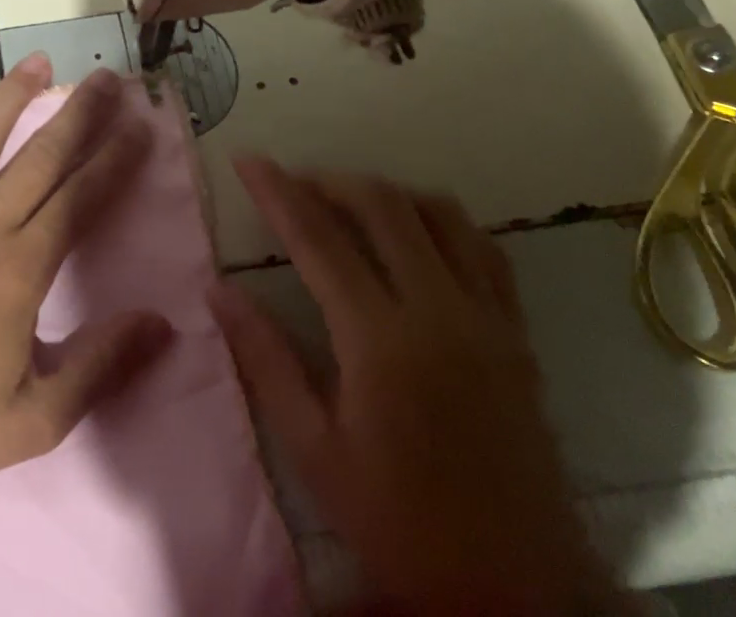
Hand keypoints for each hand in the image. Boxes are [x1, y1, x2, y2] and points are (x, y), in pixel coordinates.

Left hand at [0, 57, 174, 581]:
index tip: (143, 125)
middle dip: (78, 116)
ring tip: (38, 62)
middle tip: (108, 78)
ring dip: (10, 100)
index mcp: (19, 272)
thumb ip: (100, 364)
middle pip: (38, 159)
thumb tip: (162, 322)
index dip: (115, 161)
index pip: (81, 201)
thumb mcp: (35, 420)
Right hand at [211, 160, 616, 614]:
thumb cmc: (393, 516)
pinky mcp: (517, 334)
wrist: (508, 577)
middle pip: (384, 207)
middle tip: (291, 180)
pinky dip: (442, 223)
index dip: (279, 193)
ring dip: (388, 193)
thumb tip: (218, 291)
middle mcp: (439, 310)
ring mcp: (488, 318)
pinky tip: (417, 235)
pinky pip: (484, 251)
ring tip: (347, 200)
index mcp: (379, 339)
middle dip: (331, 180)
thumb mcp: (311, 446)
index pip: (319, 239)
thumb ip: (265, 358)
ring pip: (441, 216)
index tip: (249, 161)